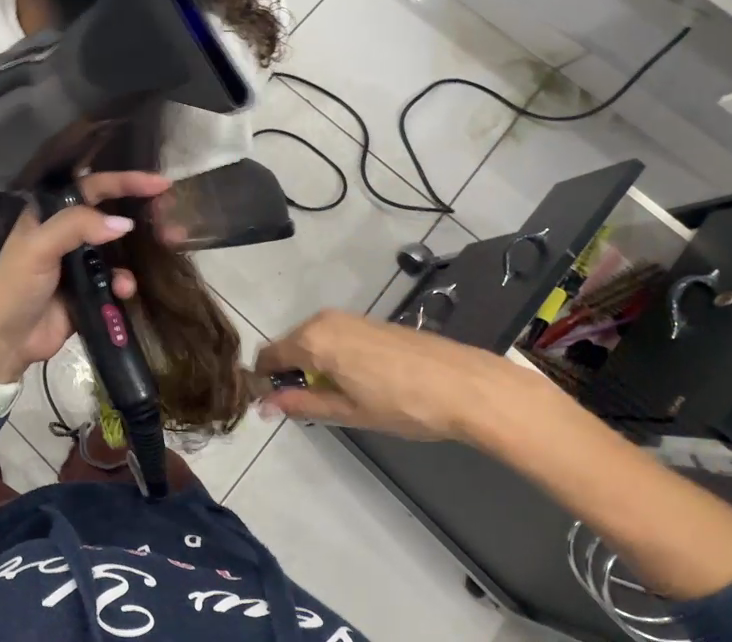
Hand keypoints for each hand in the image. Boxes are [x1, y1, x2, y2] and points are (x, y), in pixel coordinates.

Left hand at [0, 171, 172, 383]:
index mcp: (48, 215)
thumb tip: (124, 223)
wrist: (6, 341)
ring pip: (119, 248)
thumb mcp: (39, 248)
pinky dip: (124, 282)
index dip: (124, 182)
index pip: (91, 188)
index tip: (160, 184)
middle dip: (141, 214)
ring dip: (140, 250)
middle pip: (111, 215)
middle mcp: (65, 234)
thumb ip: (77, 227)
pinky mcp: (89, 292)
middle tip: (171, 218)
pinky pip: (116, 279)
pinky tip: (124, 289)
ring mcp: (78, 264)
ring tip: (166, 247)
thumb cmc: (16, 286)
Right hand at [253, 310, 539, 441]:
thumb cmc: (403, 404)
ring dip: (314, 366)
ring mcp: (348, 318)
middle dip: (291, 374)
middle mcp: (322, 321)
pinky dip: (334, 357)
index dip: (265, 381)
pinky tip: (363, 382)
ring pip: (313, 341)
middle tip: (313, 406)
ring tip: (343, 397)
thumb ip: (301, 404)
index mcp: (311, 341)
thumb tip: (263, 405)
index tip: (275, 406)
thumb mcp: (348, 412)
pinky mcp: (369, 321)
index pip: (267, 356)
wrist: (468, 386)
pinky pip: (334, 337)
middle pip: (289, 347)